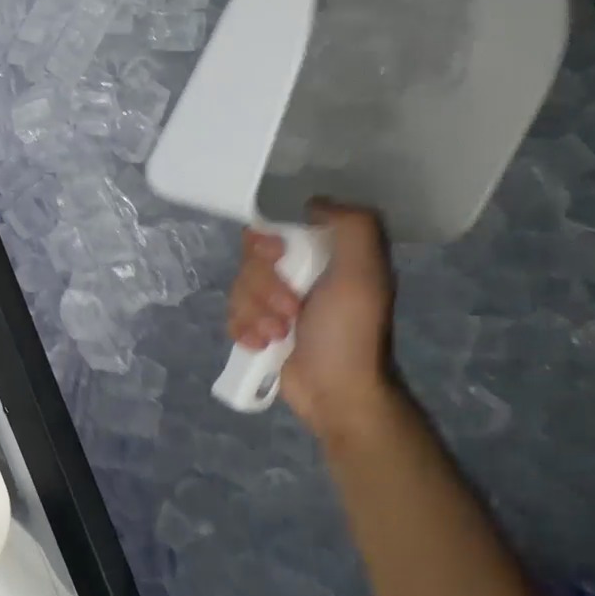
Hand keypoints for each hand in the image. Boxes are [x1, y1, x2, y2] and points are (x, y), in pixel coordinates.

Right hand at [228, 202, 401, 439]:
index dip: (264, 244)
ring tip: (277, 335)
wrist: (337, 392)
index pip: (271, 231)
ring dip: (253, 314)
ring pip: (237, 290)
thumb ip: (351, 228)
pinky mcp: (260, 328)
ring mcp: (277, 304)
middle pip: (250, 262)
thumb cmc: (350, 333)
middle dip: (261, 288)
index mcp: (324, 257)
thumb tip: (314, 203)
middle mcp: (300, 275)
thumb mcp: (363, 275)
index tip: (274, 258)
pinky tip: (262, 345)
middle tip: (287, 310)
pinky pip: (231, 315)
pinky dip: (243, 330)